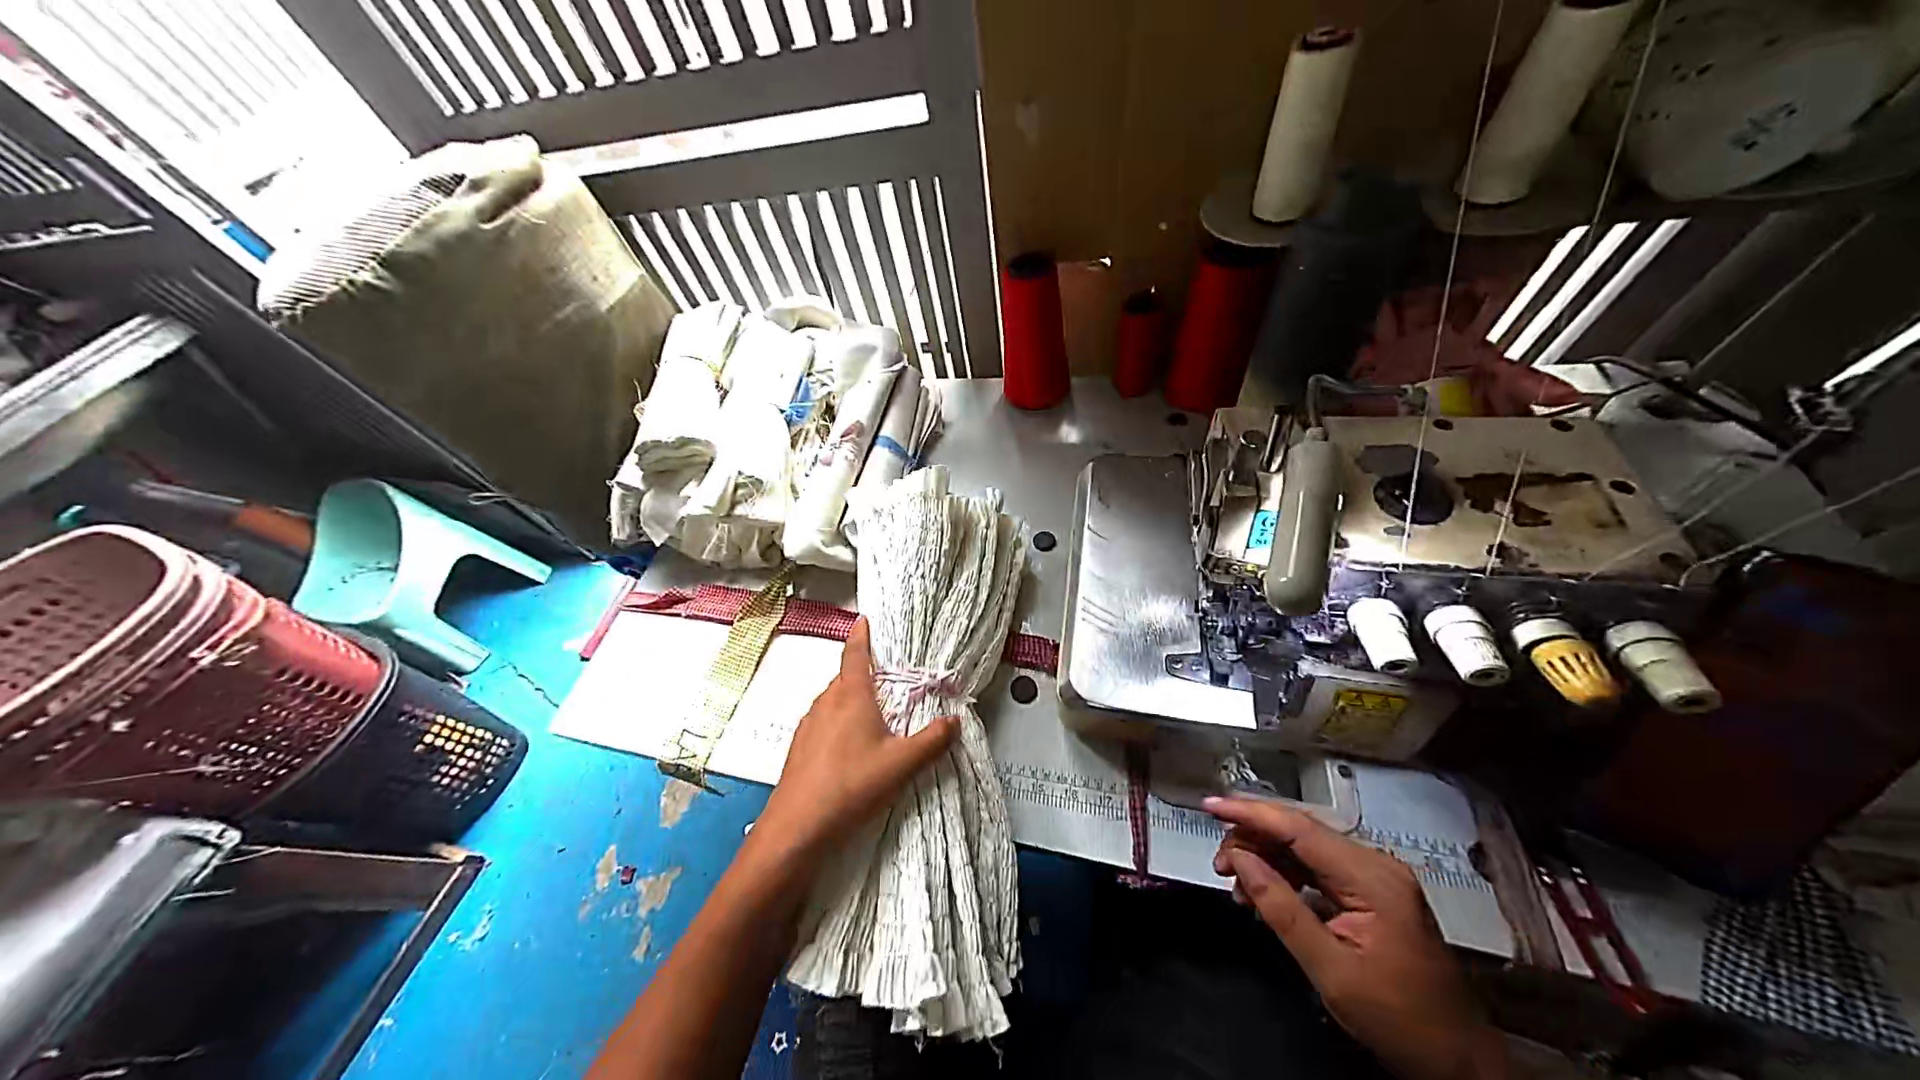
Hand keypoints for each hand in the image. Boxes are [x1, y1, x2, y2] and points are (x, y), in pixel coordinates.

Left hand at [753, 618, 955, 862]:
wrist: (797, 826)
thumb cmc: (851, 785)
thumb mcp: (902, 764)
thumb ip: (932, 740)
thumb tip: (954, 721)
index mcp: (850, 696)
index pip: (855, 655)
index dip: (861, 636)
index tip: (864, 621)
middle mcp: (826, 703)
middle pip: (845, 679)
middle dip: (864, 675)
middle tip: (886, 682)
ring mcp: (808, 725)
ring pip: (833, 702)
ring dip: (851, 702)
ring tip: (873, 719)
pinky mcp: (800, 748)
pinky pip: (823, 724)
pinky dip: (838, 724)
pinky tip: (851, 750)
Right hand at [1206, 797, 1508, 1079]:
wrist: (1457, 1058)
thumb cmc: (1398, 1019)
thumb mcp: (1329, 968)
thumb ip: (1280, 908)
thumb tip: (1240, 859)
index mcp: (1372, 878)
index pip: (1298, 828)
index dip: (1249, 813)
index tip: (1211, 806)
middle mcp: (1376, 865)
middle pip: (1299, 832)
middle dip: (1252, 840)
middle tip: (1220, 867)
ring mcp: (1377, 876)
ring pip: (1304, 847)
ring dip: (1266, 859)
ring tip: (1238, 888)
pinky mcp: (1372, 890)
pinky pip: (1318, 867)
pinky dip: (1286, 874)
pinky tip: (1264, 894)